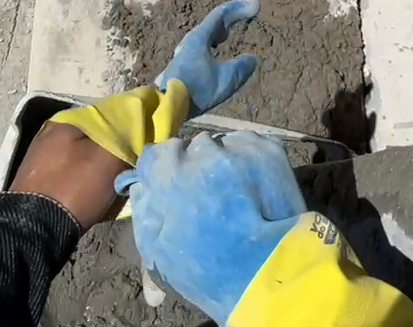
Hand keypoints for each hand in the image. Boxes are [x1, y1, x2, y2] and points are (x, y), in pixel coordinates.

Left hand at [8, 122, 129, 226]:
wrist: (32, 234)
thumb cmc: (74, 187)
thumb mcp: (110, 158)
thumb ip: (128, 138)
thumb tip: (139, 132)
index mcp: (66, 121)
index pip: (108, 114)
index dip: (128, 128)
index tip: (140, 143)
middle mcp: (48, 135)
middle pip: (94, 138)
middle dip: (112, 149)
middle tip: (127, 165)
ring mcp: (38, 162)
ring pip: (82, 158)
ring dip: (98, 168)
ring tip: (112, 183)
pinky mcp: (35, 186)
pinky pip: (69, 176)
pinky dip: (83, 182)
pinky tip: (92, 194)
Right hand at [113, 132, 301, 322]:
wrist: (267, 264)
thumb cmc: (206, 266)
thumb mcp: (159, 251)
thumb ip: (146, 215)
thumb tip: (143, 192)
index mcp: (170, 171)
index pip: (156, 156)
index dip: (162, 171)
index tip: (171, 186)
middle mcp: (203, 148)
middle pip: (194, 148)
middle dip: (196, 166)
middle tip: (208, 195)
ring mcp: (238, 145)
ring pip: (224, 146)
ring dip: (225, 161)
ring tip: (236, 192)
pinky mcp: (268, 146)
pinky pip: (252, 146)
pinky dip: (251, 160)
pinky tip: (256, 187)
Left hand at [155, 0, 259, 115]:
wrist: (166, 110)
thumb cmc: (197, 90)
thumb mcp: (226, 78)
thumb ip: (242, 66)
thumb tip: (252, 58)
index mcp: (199, 38)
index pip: (221, 14)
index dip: (240, 8)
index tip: (257, 5)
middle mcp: (190, 41)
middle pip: (213, 23)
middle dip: (232, 17)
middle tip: (249, 15)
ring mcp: (183, 54)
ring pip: (206, 35)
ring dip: (221, 32)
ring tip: (229, 35)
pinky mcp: (181, 66)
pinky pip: (201, 47)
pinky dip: (213, 44)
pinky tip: (214, 54)